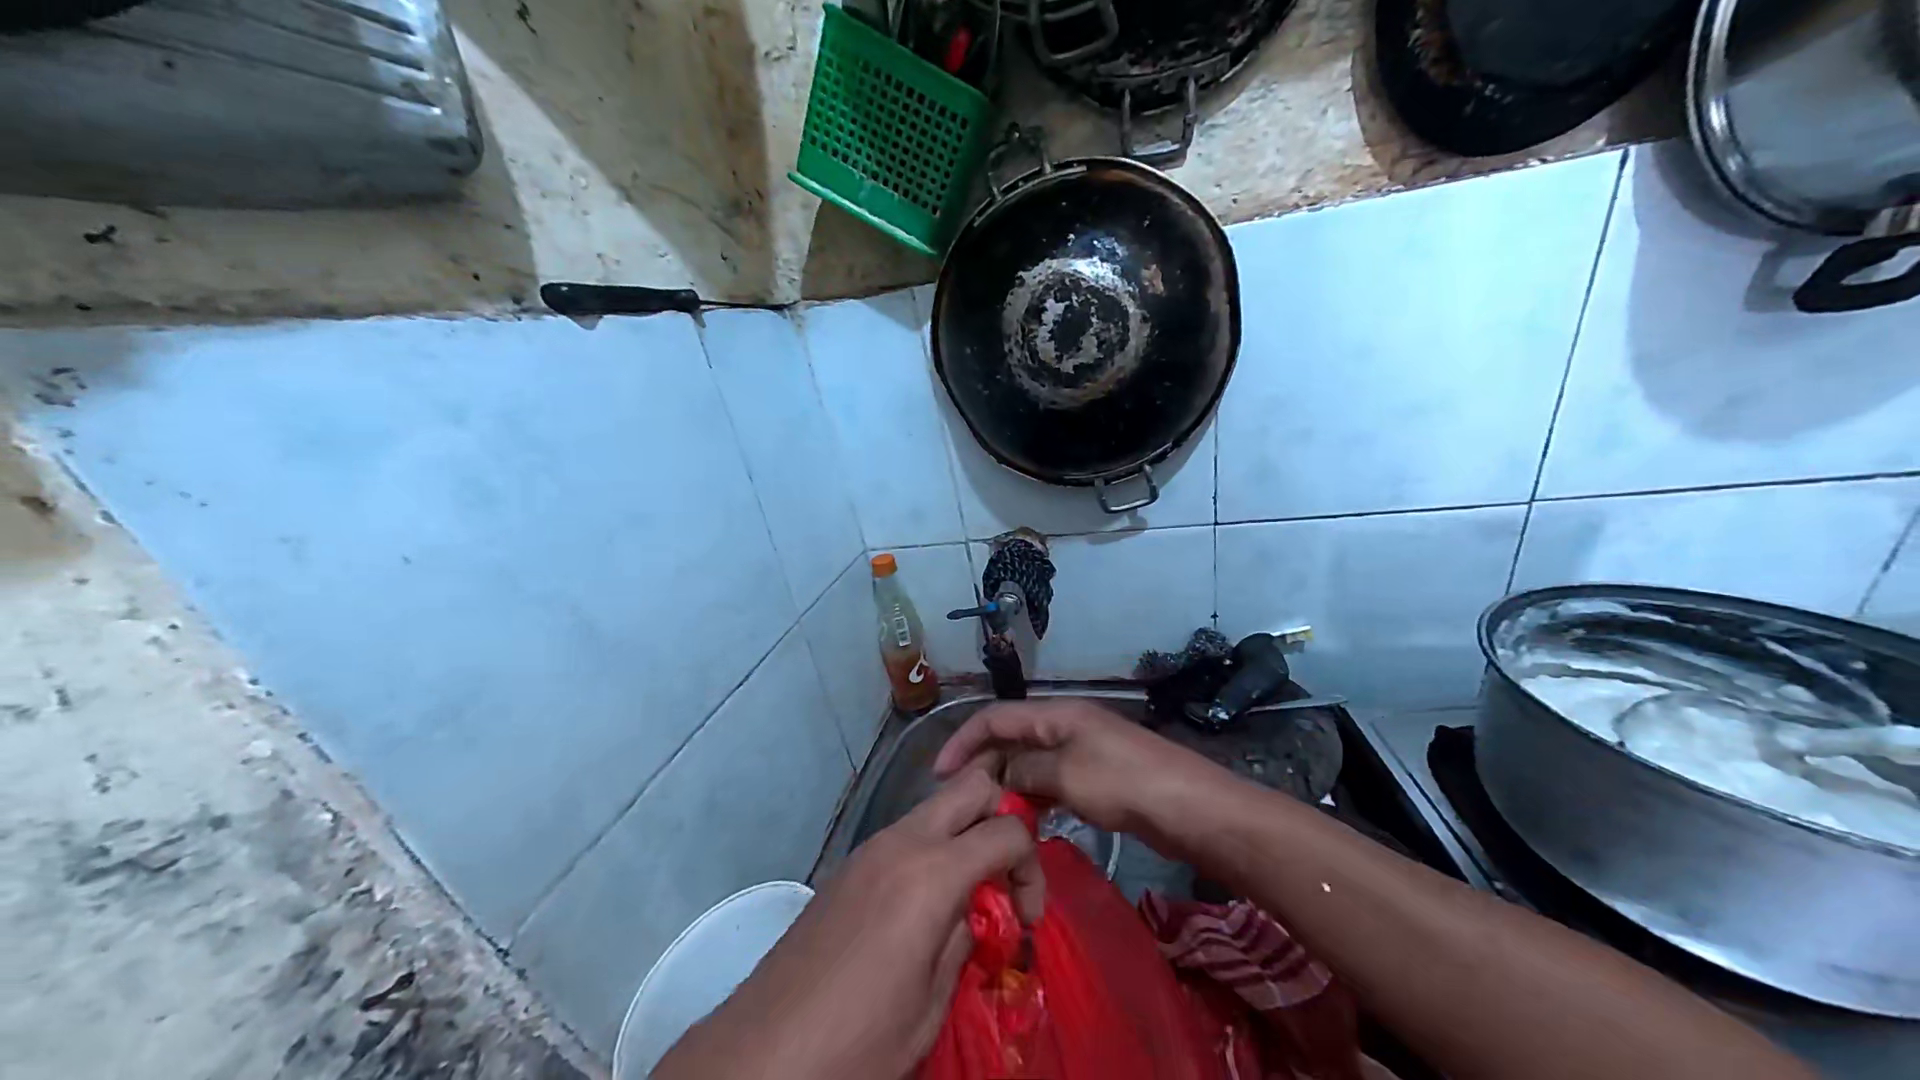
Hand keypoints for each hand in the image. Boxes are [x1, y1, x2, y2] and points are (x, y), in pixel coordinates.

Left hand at [653, 769, 1042, 1079]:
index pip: (1008, 830)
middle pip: (971, 787)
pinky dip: (932, 852)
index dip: (1032, 868)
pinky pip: (906, 835)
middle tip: (1004, 881)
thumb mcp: (930, 1003)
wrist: (761, 1052)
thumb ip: (965, 939)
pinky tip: (927, 907)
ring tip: (969, 899)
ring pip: (937, 808)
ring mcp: (869, 848)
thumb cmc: (858, 1038)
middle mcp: (900, 842)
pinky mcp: (848, 865)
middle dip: (1001, 820)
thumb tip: (978, 913)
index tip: (1026, 918)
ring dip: (965, 836)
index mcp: (930, 874)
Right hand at [933, 698, 1233, 847]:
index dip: (963, 741)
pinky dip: (1034, 794)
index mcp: (1056, 714)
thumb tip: (998, 775)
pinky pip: (1052, 779)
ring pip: (1030, 761)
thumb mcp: (1065, 775)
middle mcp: (1065, 725)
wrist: (1190, 808)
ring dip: (1008, 782)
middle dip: (984, 764)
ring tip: (985, 813)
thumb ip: (1024, 771)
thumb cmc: (1124, 783)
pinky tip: (1024, 818)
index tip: (938, 773)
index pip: (994, 716)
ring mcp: (1083, 750)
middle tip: (961, 801)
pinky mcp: (1096, 776)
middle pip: (1011, 737)